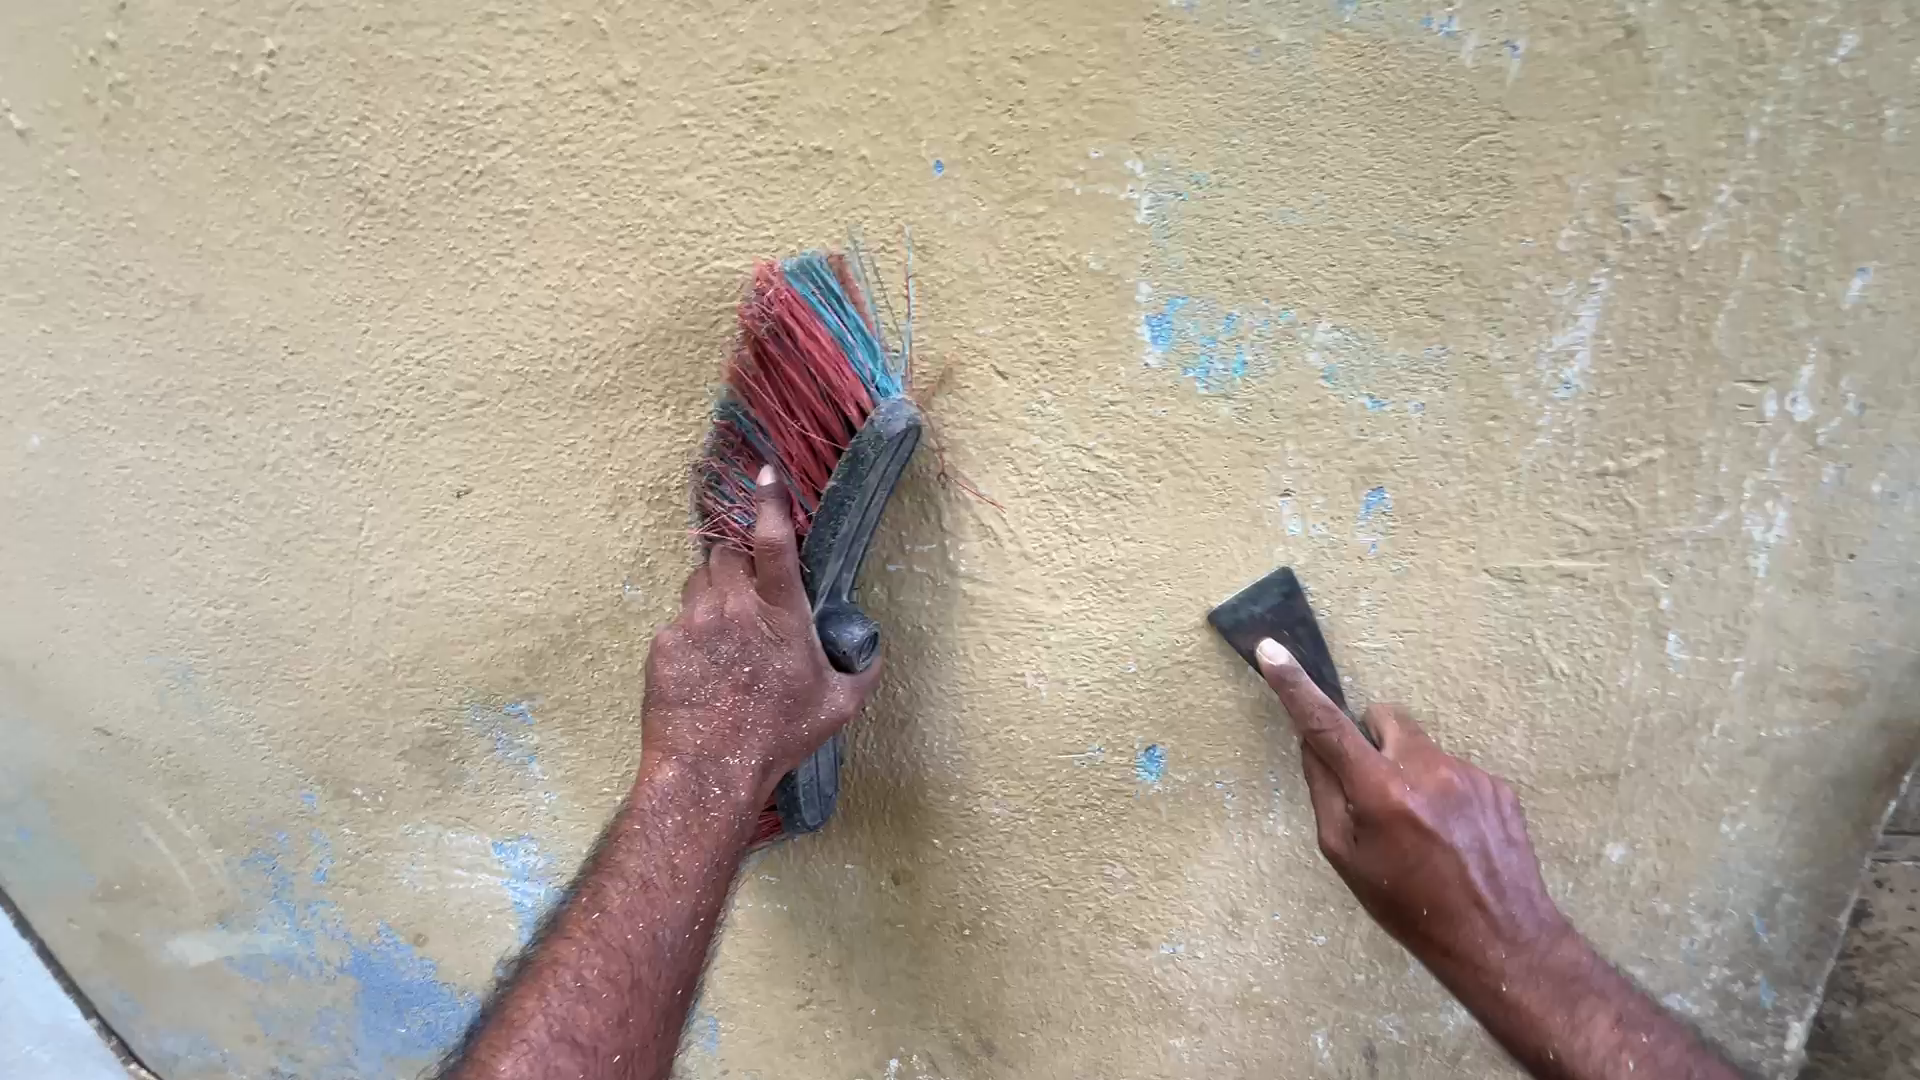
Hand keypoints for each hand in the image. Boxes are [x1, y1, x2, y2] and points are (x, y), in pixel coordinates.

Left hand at [642, 465, 879, 804]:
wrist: (709, 772)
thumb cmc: (779, 735)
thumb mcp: (839, 705)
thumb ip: (862, 669)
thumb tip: (873, 650)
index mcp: (781, 614)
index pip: (775, 543)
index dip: (771, 504)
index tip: (766, 475)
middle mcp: (735, 607)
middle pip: (727, 553)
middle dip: (738, 561)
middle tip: (748, 591)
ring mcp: (693, 623)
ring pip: (698, 580)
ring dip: (713, 590)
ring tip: (724, 626)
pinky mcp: (663, 644)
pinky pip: (677, 619)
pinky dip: (691, 629)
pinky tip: (702, 664)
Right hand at [1254, 638, 1572, 988]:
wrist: (1505, 944)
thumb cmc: (1408, 905)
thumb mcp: (1344, 855)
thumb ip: (1324, 790)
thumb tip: (1312, 743)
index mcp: (1381, 792)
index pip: (1326, 725)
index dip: (1294, 685)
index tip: (1272, 651)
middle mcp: (1426, 771)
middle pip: (1382, 718)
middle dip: (1370, 740)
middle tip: (1374, 789)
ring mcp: (1469, 775)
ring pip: (1417, 745)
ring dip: (1407, 769)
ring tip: (1422, 825)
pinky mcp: (1498, 785)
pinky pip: (1451, 767)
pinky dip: (1440, 789)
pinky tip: (1452, 834)